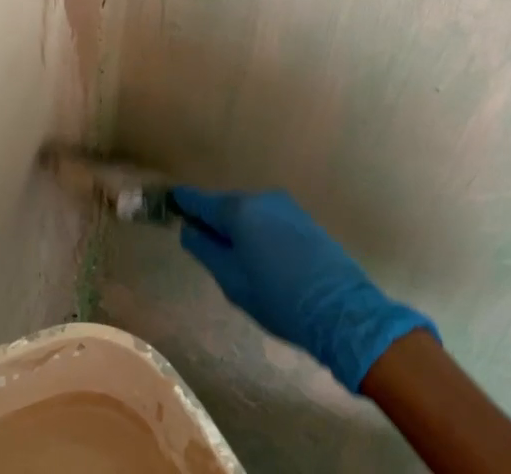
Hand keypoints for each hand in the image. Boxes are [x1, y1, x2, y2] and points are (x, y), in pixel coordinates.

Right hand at [170, 187, 438, 390]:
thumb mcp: (232, 281)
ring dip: (235, 226)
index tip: (166, 201)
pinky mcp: (304, 220)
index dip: (181, 202)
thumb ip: (206, 251)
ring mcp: (286, 207)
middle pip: (226, 205)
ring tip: (226, 250)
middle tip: (196, 236)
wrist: (343, 311)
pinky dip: (255, 229)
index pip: (200, 200)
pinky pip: (268, 219)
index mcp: (239, 210)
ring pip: (249, 212)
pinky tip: (254, 252)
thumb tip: (188, 231)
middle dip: (210, 218)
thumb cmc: (279, 299)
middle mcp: (262, 198)